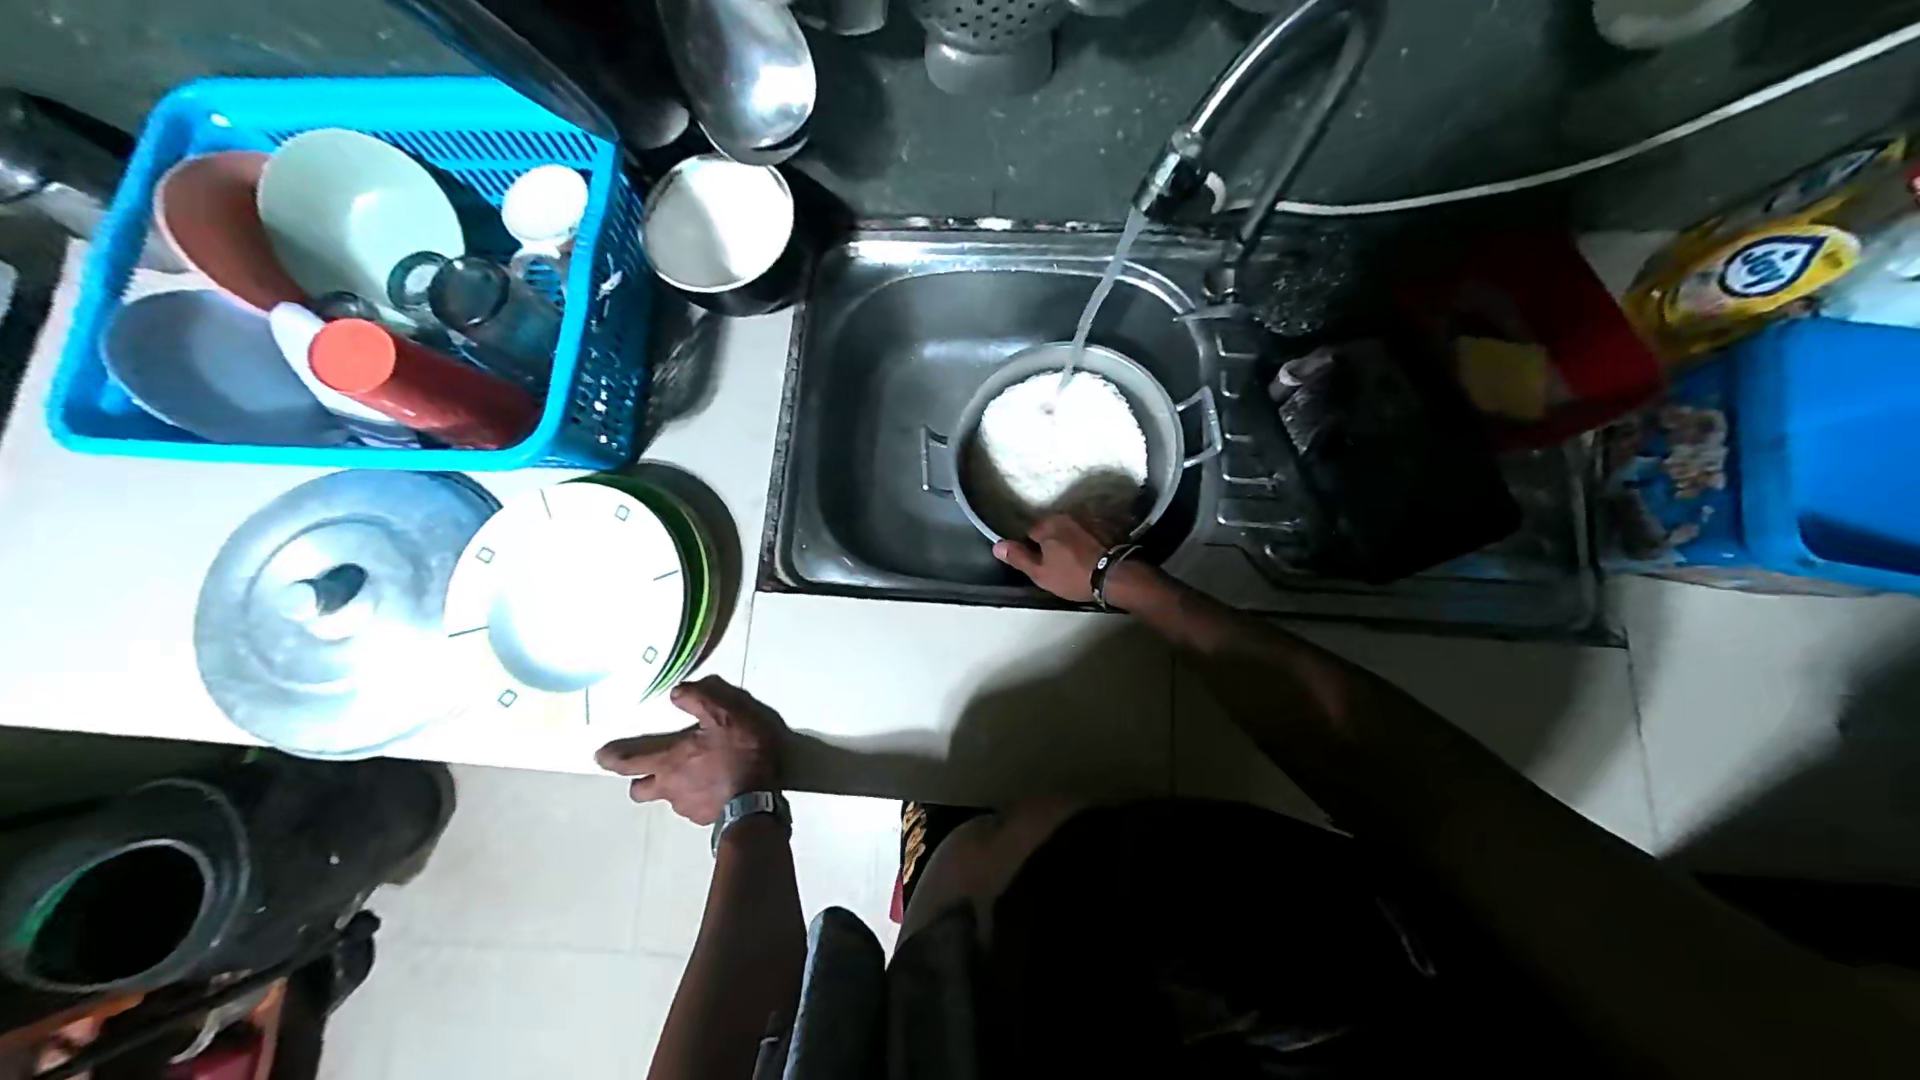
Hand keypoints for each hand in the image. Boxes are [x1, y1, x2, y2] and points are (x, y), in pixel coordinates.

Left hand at [594, 676, 785, 824]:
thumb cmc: (740, 752)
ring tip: (694, 775)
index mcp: (668, 761)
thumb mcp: (725, 713)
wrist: (760, 799)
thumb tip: (676, 692)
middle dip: (638, 779)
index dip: (612, 758)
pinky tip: (716, 787)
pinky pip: (693, 806)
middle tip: (650, 768)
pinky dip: (698, 796)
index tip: (601, 756)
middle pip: (639, 789)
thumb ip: (699, 698)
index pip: (627, 762)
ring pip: (667, 798)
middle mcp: (670, 787)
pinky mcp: (705, 818)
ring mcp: (687, 807)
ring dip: (672, 787)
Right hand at [992, 514, 1112, 601]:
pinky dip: (1083, 543)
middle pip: (1049, 529)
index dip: (1032, 550)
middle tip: (1056, 566)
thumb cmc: (1073, 576)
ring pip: (1068, 531)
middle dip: (1050, 543)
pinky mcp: (1103, 528)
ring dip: (1067, 542)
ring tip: (1073, 562)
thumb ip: (1018, 557)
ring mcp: (1086, 520)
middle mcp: (1066, 516)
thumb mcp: (1040, 573)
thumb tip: (998, 545)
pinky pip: (1084, 534)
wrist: (1115, 576)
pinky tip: (1087, 558)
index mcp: (1047, 524)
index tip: (1040, 564)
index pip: (1029, 533)